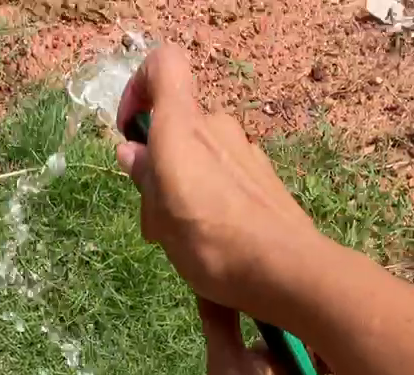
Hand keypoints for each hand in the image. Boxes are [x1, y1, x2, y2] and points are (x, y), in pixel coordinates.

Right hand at [116, 45, 330, 319]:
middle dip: (159, 169)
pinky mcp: (264, 182)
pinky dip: (212, 207)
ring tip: (184, 245)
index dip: (138, 89)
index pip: (162, 66)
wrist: (283, 269)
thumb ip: (145, 177)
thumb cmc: (211, 240)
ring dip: (185, 195)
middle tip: (156, 223)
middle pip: (178, 130)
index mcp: (184, 125)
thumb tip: (133, 152)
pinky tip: (214, 248)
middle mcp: (217, 128)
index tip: (130, 135)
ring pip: (201, 162)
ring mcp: (245, 154)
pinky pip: (225, 184)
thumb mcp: (162, 214)